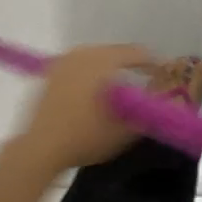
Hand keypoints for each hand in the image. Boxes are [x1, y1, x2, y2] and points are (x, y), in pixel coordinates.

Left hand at [11, 44, 154, 174]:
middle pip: (115, 52)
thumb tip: (158, 99)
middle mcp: (83, 53)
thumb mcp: (124, 129)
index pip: (137, 54)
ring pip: (95, 58)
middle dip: (130, 65)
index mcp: (103, 60)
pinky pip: (78, 66)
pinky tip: (92, 92)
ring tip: (118, 87)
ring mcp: (63, 61)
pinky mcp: (49, 73)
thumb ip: (147, 110)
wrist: (38, 149)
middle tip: (143, 81)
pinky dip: (90, 75)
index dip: (154, 65)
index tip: (164, 77)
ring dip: (109, 69)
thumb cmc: (84, 137)